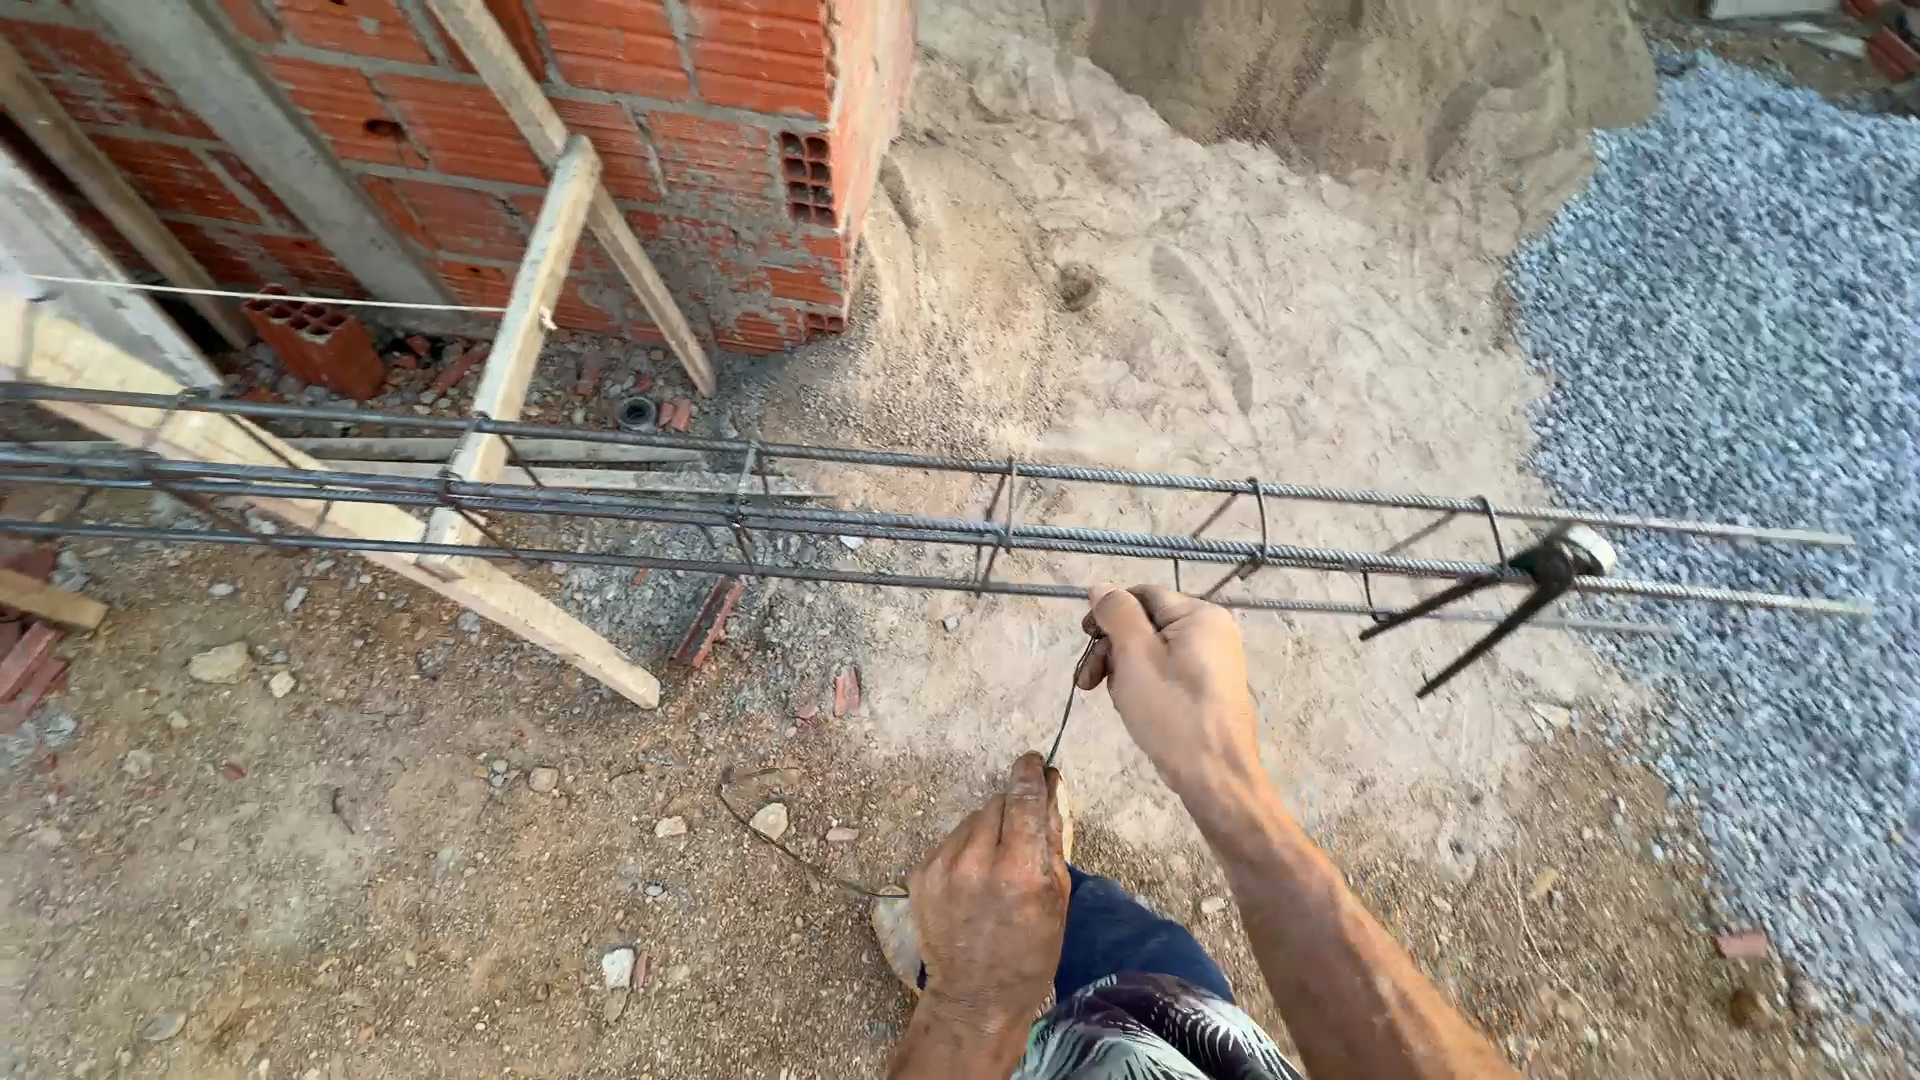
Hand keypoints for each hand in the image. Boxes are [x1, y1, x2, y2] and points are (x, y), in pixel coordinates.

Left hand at [907, 752, 1069, 1041]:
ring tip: (993, 868)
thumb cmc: (1030, 952)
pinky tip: (971, 881)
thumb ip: (1052, 836)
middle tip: (1018, 840)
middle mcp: (976, 860)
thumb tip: (1050, 785)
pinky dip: (965, 850)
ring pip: (973, 819)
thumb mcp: (1057, 897)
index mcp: (1018, 869)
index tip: (1033, 760)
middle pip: (997, 803)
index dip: (1029, 773)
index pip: (1023, 797)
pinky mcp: (921, 872)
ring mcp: (943, 866)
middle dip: (1012, 813)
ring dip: (987, 831)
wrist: (974, 998)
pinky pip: (951, 840)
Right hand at [1077, 584, 1262, 802]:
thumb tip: (1101, 588)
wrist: (1214, 777)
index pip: (1142, 595)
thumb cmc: (1172, 712)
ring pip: (1151, 650)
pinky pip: (1166, 670)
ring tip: (1112, 699)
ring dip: (1122, 669)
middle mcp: (1211, 631)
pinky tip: (1133, 706)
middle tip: (1089, 681)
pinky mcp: (1208, 687)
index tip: (1086, 641)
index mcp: (1200, 615)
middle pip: (1145, 623)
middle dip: (1111, 648)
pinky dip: (1142, 683)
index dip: (1108, 613)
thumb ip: (1116, 613)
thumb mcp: (1135, 655)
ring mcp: (1212, 661)